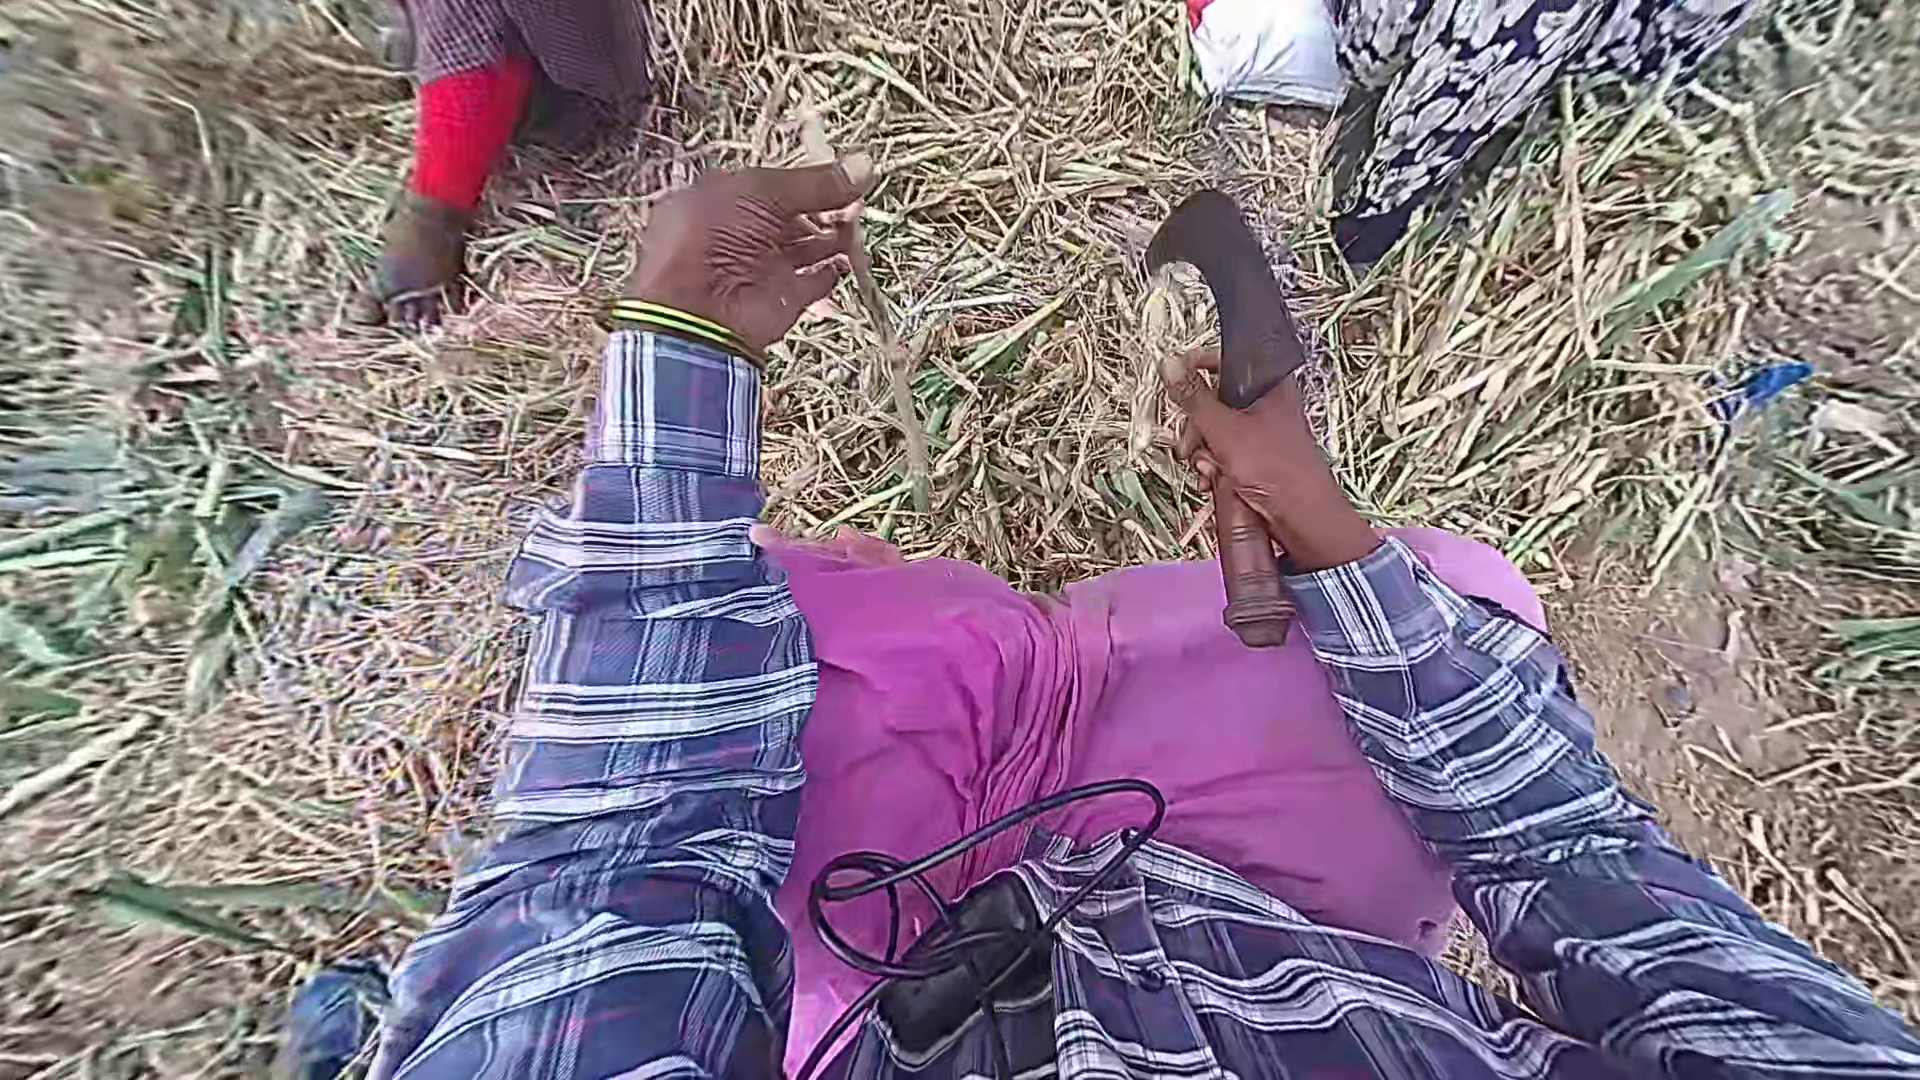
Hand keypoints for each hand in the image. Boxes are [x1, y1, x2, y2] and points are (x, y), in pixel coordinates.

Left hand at [624, 156, 878, 351]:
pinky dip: (832, 273)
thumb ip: (816, 184)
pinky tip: (846, 262)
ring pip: (811, 249)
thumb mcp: (762, 192)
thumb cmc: (711, 237)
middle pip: (799, 218)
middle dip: (829, 211)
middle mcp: (749, 233)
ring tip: (856, 231)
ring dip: (835, 240)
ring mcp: (768, 268)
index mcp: (731, 199)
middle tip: (856, 206)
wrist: (701, 307)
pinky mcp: (785, 298)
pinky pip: (815, 282)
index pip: (781, 188)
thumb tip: (865, 167)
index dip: (813, 184)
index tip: (845, 179)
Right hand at [1168, 350, 1377, 571]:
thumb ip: (1194, 397)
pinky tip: (1212, 479)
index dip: (1199, 367)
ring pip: (1214, 430)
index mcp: (1269, 385)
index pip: (1228, 361)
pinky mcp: (1253, 457)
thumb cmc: (1279, 470)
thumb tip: (1171, 366)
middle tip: (1191, 440)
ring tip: (1207, 466)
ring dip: (1201, 450)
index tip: (1177, 377)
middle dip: (1196, 424)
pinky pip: (1221, 452)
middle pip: (1214, 400)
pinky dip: (1211, 465)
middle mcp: (1266, 406)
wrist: (1300, 516)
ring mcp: (1259, 432)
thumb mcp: (1224, 429)